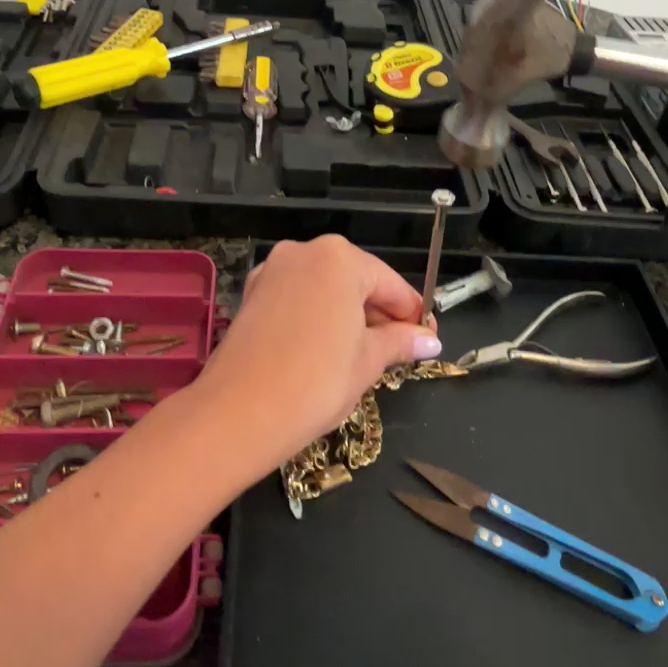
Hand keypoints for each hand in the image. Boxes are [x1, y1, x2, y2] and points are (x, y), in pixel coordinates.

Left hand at [191, 235, 439, 467]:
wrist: (238, 414)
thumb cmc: (315, 383)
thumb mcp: (368, 362)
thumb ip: (399, 342)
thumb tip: (429, 339)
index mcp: (339, 258)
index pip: (390, 284)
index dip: (413, 314)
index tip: (428, 339)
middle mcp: (303, 252)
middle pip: (356, 280)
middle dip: (379, 314)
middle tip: (400, 353)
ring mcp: (272, 271)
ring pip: (325, 289)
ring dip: (348, 317)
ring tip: (365, 358)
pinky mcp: (252, 295)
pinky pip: (298, 299)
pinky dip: (317, 318)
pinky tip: (327, 352)